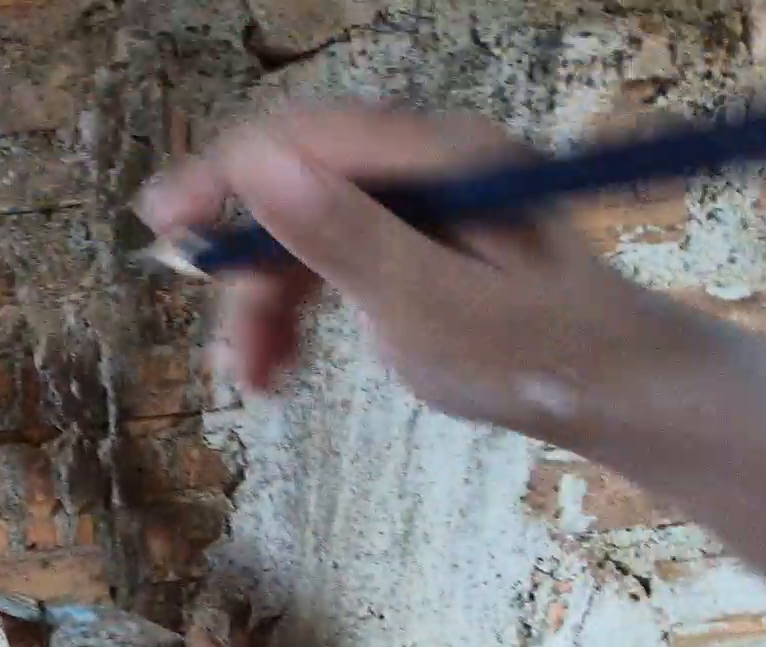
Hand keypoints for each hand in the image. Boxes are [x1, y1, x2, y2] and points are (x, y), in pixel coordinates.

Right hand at [136, 108, 721, 443]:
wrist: (604, 387)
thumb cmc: (528, 351)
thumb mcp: (425, 301)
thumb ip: (342, 233)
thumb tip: (256, 169)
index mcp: (433, 157)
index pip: (298, 139)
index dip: (219, 176)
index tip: (160, 223)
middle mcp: (413, 168)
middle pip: (287, 199)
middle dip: (246, 279)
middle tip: (226, 356)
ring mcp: (403, 207)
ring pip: (293, 244)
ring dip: (262, 314)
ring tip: (257, 381)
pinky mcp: (395, 244)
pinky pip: (317, 269)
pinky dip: (289, 319)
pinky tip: (278, 369)